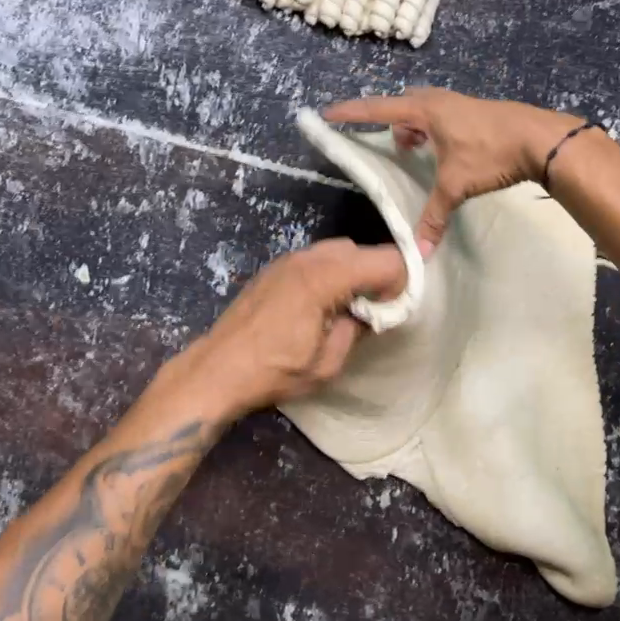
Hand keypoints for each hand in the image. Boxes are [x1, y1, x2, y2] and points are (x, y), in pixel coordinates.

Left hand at [172, 240, 405, 418]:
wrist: (219, 367)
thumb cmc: (274, 370)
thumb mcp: (328, 362)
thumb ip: (358, 328)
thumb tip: (373, 312)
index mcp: (323, 278)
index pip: (383, 260)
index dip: (400, 279)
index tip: (398, 307)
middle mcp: (307, 258)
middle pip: (360, 249)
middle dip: (377, 273)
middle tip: (380, 308)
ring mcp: (288, 259)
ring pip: (337, 250)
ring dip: (353, 271)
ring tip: (353, 306)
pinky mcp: (276, 267)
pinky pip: (316, 258)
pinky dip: (331, 272)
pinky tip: (325, 302)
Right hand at [325, 88, 597, 251]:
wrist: (541, 139)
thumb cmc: (492, 153)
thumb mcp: (457, 185)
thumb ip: (434, 215)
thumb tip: (418, 252)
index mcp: (425, 110)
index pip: (377, 109)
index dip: (350, 112)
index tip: (326, 112)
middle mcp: (436, 100)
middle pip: (398, 104)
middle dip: (384, 120)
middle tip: (377, 141)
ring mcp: (456, 102)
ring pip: (420, 108)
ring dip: (410, 125)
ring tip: (411, 149)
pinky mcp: (471, 111)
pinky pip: (436, 114)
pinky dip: (428, 128)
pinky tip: (438, 150)